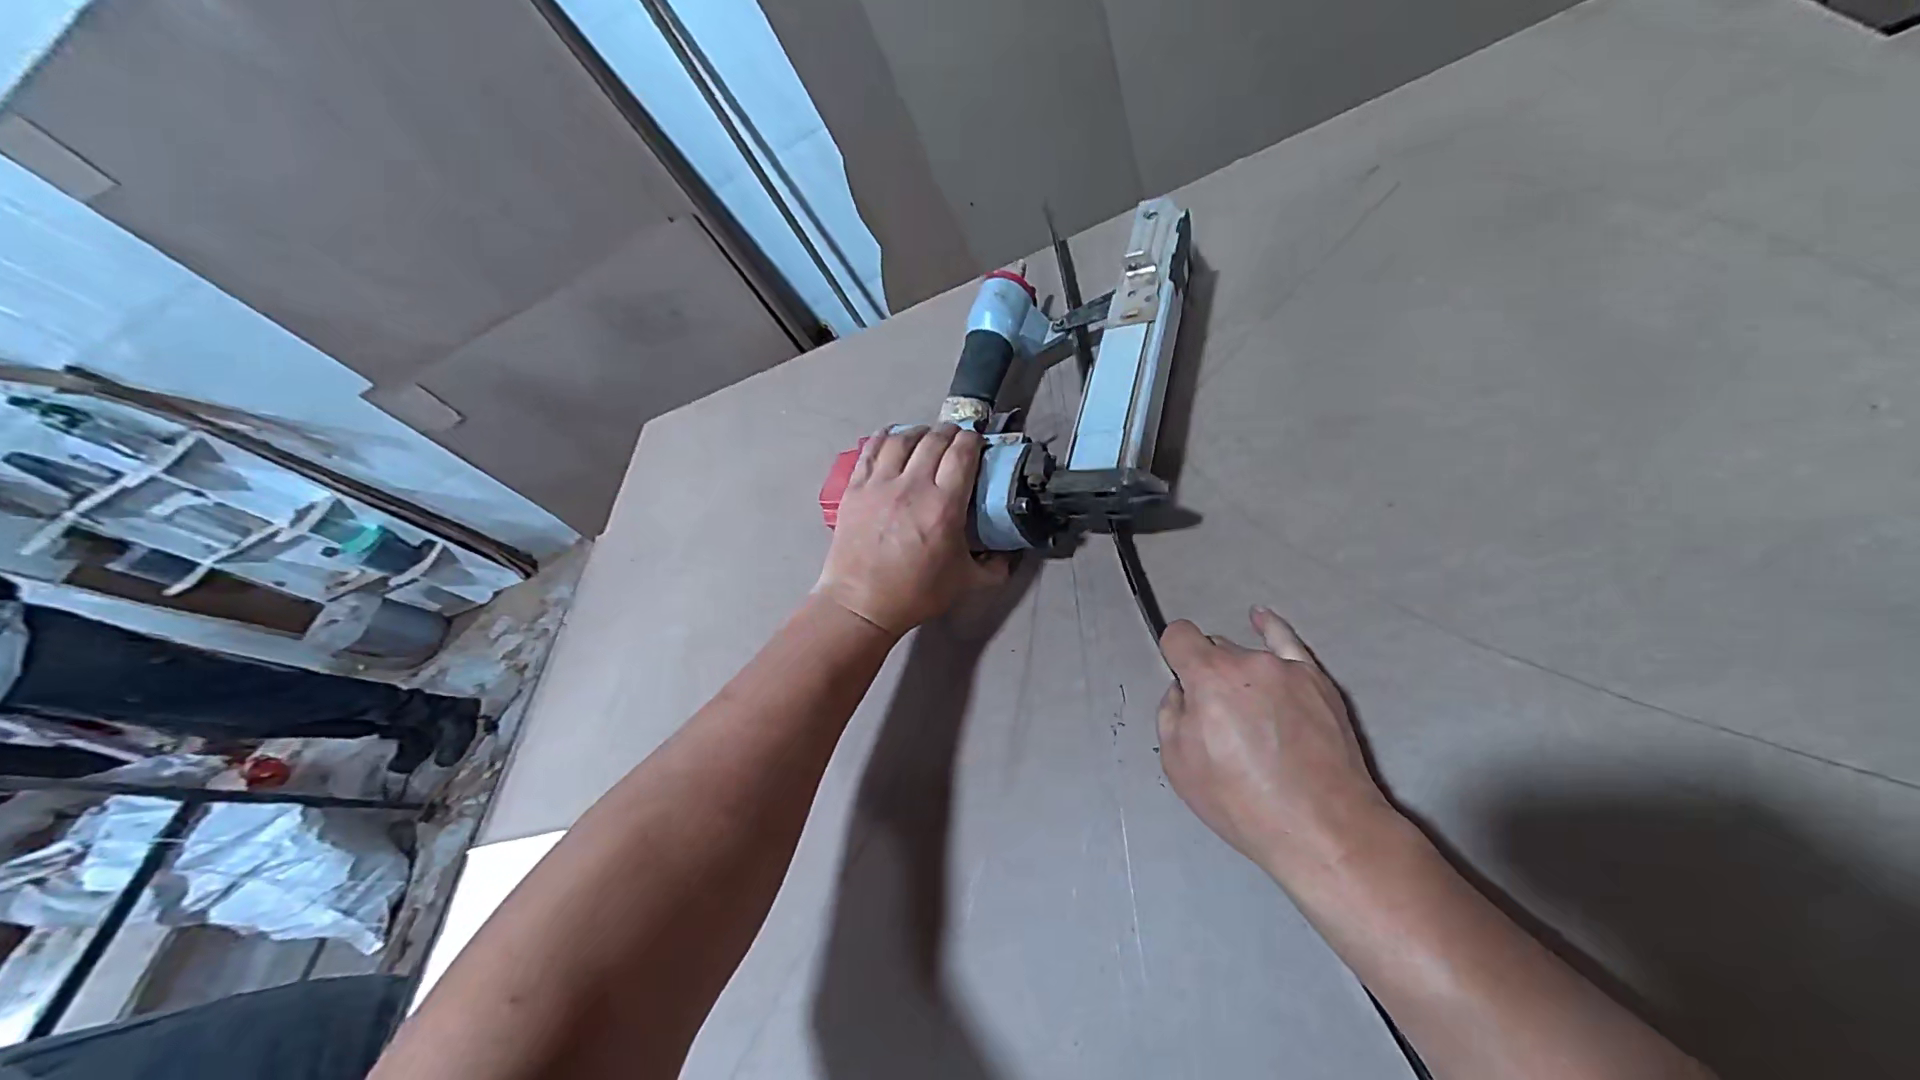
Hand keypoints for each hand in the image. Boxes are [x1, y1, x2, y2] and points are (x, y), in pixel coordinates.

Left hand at [813, 425, 1010, 636]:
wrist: (862, 604)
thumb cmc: (916, 594)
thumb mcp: (966, 582)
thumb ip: (996, 566)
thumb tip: (1010, 554)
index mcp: (944, 506)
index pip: (962, 453)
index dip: (973, 440)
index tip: (977, 443)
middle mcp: (913, 486)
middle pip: (934, 439)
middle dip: (950, 432)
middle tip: (956, 439)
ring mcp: (880, 484)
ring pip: (902, 439)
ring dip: (919, 432)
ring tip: (926, 437)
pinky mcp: (856, 488)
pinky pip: (871, 449)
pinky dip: (885, 438)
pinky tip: (892, 438)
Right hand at [1157, 606, 1398, 883]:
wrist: (1322, 828)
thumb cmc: (1242, 801)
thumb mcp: (1178, 763)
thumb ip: (1170, 713)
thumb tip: (1183, 693)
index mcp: (1208, 677)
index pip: (1178, 636)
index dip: (1172, 656)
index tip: (1179, 681)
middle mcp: (1247, 662)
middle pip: (1214, 650)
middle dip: (1207, 673)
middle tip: (1217, 721)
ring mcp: (1287, 669)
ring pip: (1247, 658)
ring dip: (1239, 677)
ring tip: (1252, 721)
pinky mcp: (1318, 682)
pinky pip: (1288, 643)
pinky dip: (1271, 629)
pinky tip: (1260, 618)